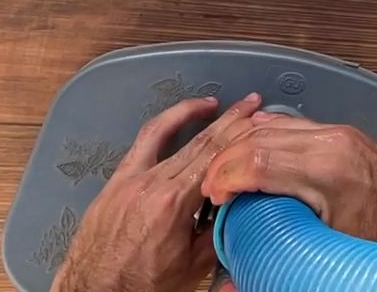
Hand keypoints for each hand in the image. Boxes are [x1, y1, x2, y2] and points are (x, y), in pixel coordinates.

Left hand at [54, 92, 264, 291]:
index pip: (217, 156)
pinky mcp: (115, 182)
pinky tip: (176, 120)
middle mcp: (152, 183)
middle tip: (253, 102)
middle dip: (231, 118)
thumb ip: (220, 228)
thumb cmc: (145, 289)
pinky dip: (163, 125)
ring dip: (193, 111)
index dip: (242, 136)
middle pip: (200, 139)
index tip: (261, 122)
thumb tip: (242, 199)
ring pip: (166, 131)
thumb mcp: (193, 268)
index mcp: (174, 203)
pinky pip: (142, 143)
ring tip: (213, 102)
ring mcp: (130, 179)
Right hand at [201, 112, 376, 248]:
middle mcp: (333, 141)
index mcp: (328, 170)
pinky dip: (269, 137)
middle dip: (228, 159)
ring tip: (226, 174)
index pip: (260, 159)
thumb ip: (277, 261)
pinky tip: (255, 153)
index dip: (225, 175)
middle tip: (209, 188)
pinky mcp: (345, 135)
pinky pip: (296, 126)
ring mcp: (340, 133)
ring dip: (246, 145)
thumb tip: (232, 283)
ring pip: (278, 125)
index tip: (210, 196)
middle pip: (263, 136)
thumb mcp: (329, 255)